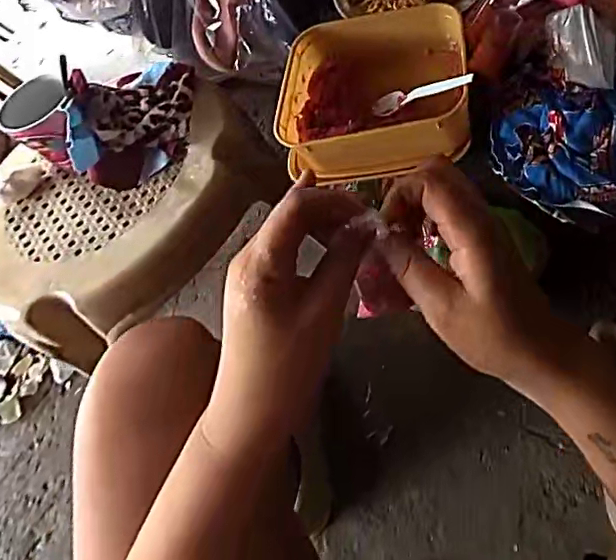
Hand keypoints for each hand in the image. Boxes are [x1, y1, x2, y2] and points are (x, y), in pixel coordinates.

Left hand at [197, 175, 373, 459]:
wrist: (248, 418)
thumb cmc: (288, 367)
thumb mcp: (325, 309)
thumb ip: (345, 258)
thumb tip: (366, 224)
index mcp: (260, 262)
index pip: (297, 204)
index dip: (336, 199)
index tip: (368, 211)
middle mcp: (247, 256)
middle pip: (291, 210)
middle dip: (332, 207)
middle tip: (368, 220)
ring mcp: (247, 269)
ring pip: (289, 224)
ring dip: (324, 220)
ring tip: (357, 231)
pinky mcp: (254, 282)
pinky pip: (285, 243)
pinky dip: (312, 236)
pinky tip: (333, 241)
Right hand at [374, 158, 578, 394]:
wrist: (537, 347)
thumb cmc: (492, 335)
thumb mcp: (442, 309)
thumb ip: (408, 268)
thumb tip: (379, 236)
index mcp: (472, 229)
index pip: (431, 180)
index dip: (399, 195)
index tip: (383, 230)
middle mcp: (481, 214)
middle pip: (439, 171)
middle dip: (405, 192)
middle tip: (389, 230)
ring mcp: (485, 221)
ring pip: (445, 185)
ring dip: (415, 203)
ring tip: (399, 241)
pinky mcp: (484, 232)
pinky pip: (452, 204)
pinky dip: (428, 214)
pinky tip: (418, 247)